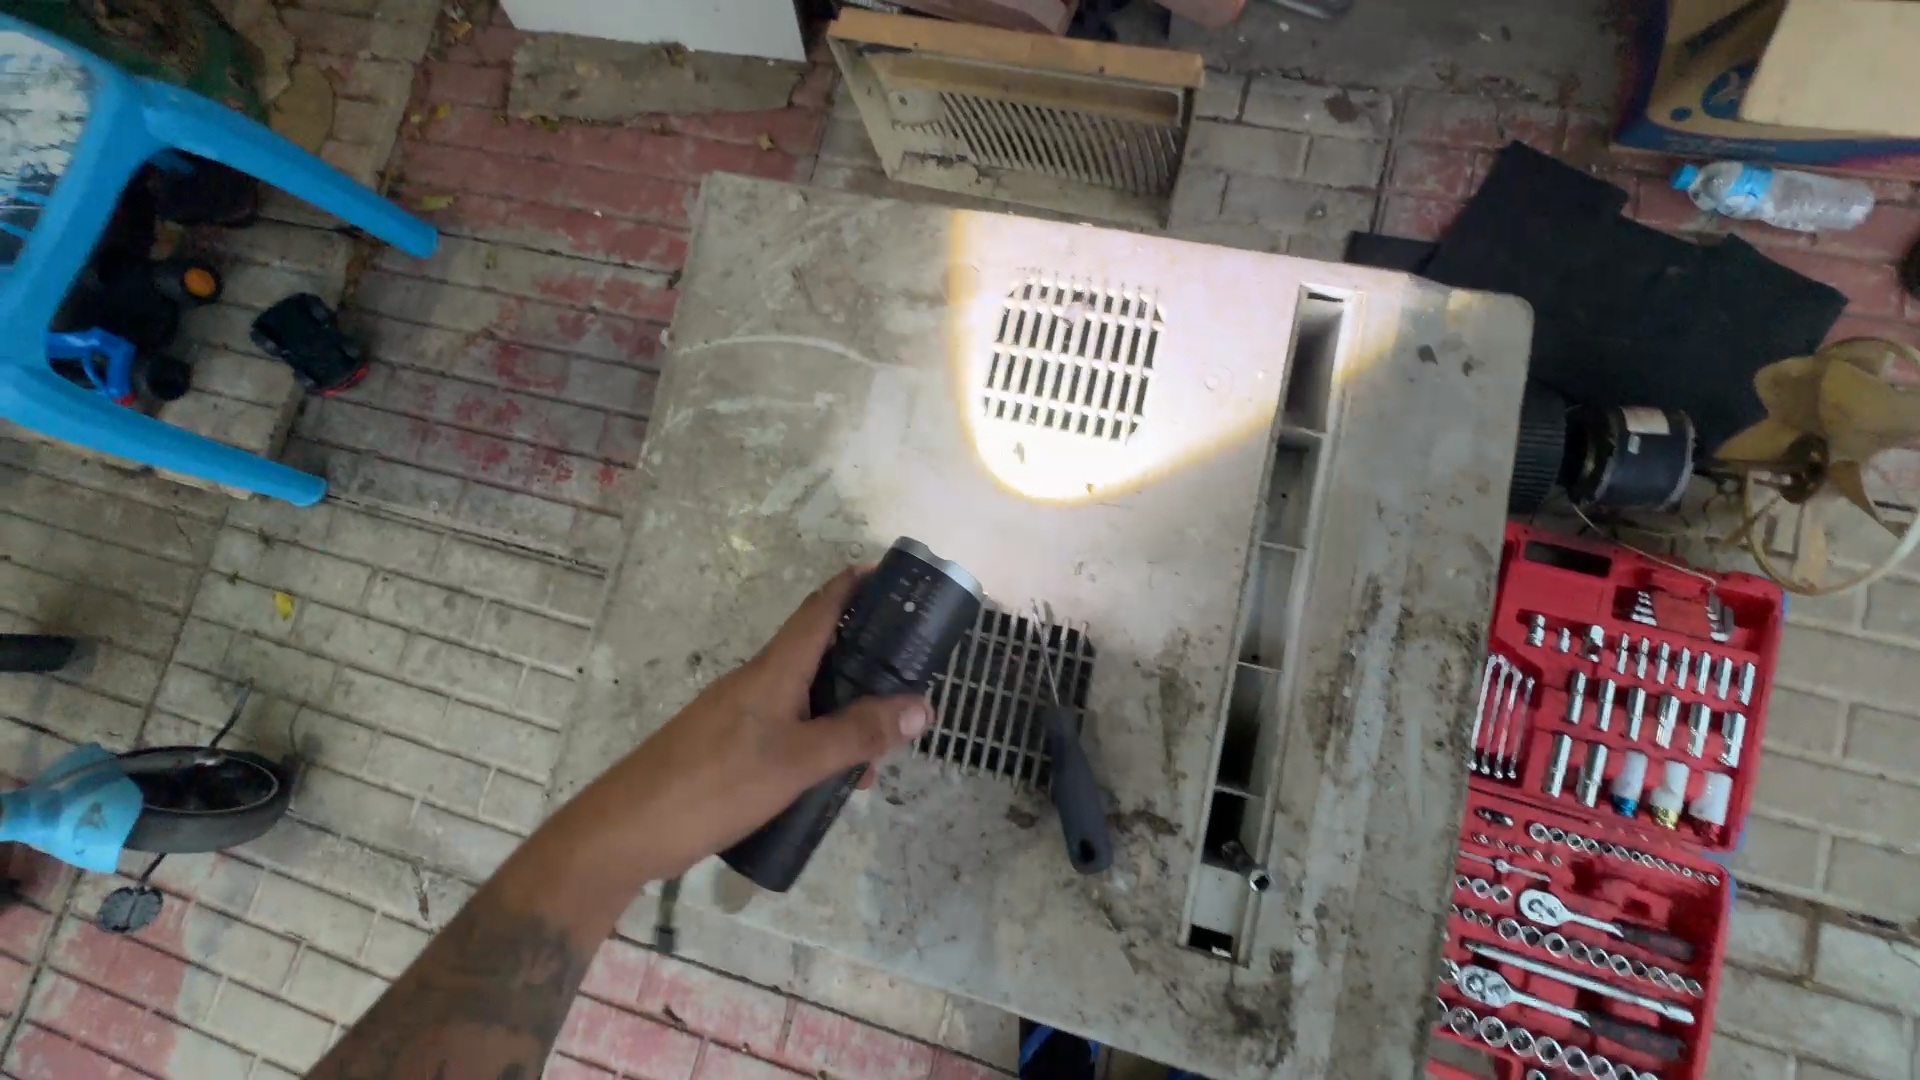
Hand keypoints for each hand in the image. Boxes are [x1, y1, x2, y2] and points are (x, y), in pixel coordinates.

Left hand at [618, 566, 930, 876]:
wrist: (625, 833)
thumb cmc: (714, 784)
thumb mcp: (797, 761)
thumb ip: (859, 735)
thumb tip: (923, 706)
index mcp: (776, 668)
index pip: (822, 608)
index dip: (856, 583)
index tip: (892, 573)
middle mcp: (760, 681)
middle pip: (824, 654)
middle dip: (869, 662)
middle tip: (910, 680)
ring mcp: (743, 713)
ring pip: (810, 699)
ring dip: (848, 716)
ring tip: (880, 755)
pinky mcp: (732, 745)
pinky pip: (791, 729)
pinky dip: (821, 743)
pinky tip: (835, 782)